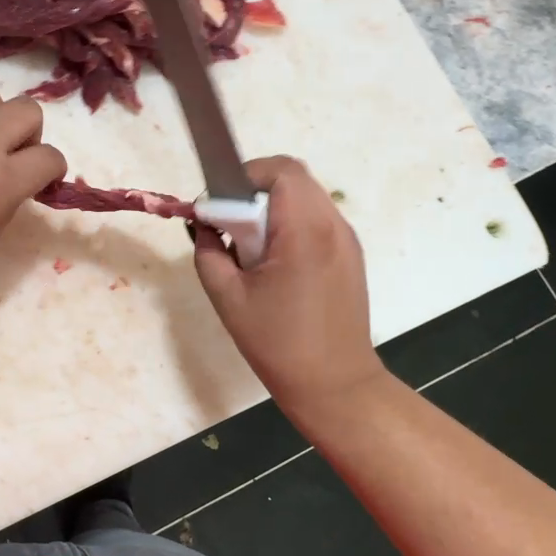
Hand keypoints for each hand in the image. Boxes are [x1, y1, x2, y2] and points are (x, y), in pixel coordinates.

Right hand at [194, 156, 390, 416]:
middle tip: (231, 225)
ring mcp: (347, 240)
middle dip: (255, 190)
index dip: (245, 175)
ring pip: (306, 197)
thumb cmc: (276, 343)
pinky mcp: (350, 255)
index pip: (280, 171)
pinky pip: (316, 219)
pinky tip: (274, 262)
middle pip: (294, 178)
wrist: (334, 384)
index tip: (221, 206)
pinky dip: (290, 224)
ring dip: (273, 207)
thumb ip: (208, 251)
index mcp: (304, 233)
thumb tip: (205, 224)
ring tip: (251, 247)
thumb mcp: (226, 297)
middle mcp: (332, 227)